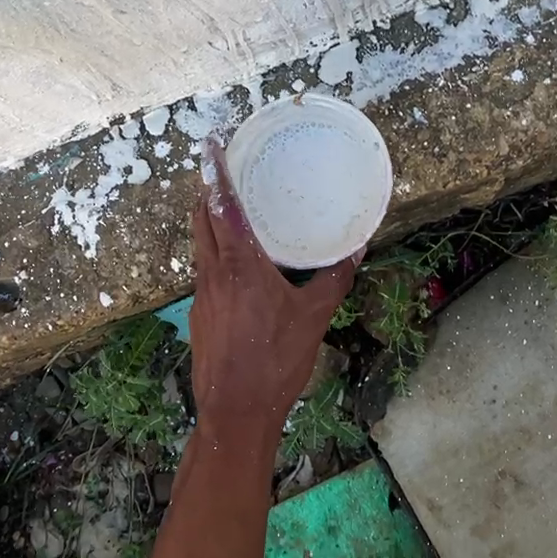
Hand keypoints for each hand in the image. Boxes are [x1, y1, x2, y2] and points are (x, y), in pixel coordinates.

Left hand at [188, 140, 356, 441]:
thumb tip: (358, 249)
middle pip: (201, 218)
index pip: (223, 206)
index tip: (210, 145)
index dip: (216, 173)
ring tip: (226, 208)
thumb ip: (335, 279)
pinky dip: (213, 252)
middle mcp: (214, 271)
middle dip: (207, 190)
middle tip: (219, 169)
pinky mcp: (198, 313)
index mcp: (240, 264)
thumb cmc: (276, 360)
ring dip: (207, 220)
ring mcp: (201, 293)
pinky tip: (233, 266)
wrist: (235, 411)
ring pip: (199, 243)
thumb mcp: (315, 317)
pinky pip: (203, 269)